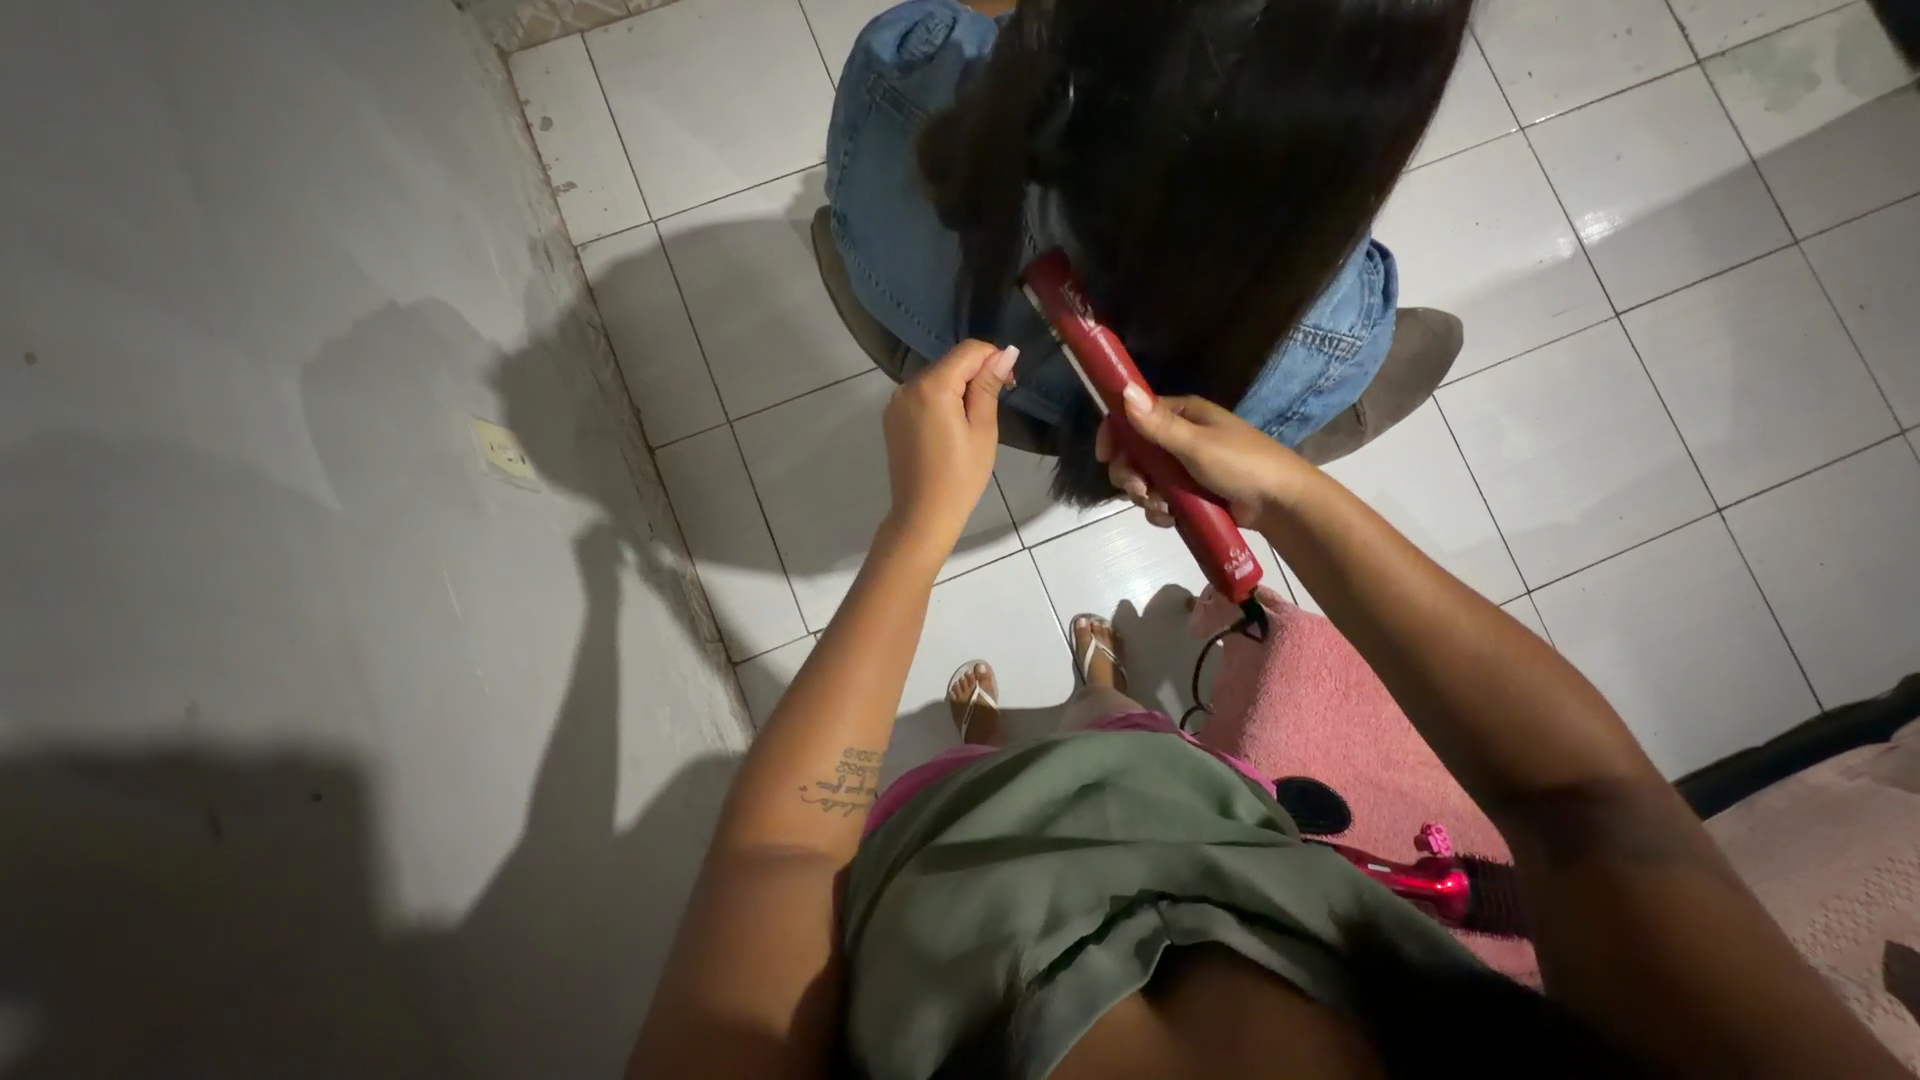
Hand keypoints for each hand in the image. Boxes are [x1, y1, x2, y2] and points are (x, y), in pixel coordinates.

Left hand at [881, 339, 1018, 545]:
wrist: (923, 514)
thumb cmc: (961, 475)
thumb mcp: (982, 429)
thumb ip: (989, 385)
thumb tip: (1005, 352)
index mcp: (932, 386)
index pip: (968, 350)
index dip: (993, 358)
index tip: (1009, 384)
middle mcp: (907, 386)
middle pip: (950, 363)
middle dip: (976, 375)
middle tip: (994, 407)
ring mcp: (896, 402)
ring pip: (936, 379)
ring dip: (958, 388)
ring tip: (972, 423)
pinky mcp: (892, 417)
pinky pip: (921, 396)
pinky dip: (940, 401)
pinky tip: (950, 429)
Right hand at [1096, 388, 1313, 527]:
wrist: (1279, 503)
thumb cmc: (1241, 463)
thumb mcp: (1196, 444)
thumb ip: (1158, 424)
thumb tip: (1124, 390)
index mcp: (1182, 415)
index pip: (1133, 416)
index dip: (1115, 434)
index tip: (1105, 457)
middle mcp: (1178, 437)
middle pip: (1133, 453)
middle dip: (1129, 474)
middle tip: (1140, 489)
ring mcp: (1182, 467)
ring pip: (1143, 480)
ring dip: (1145, 496)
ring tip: (1163, 507)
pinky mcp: (1188, 493)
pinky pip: (1158, 500)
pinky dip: (1159, 511)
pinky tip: (1171, 518)